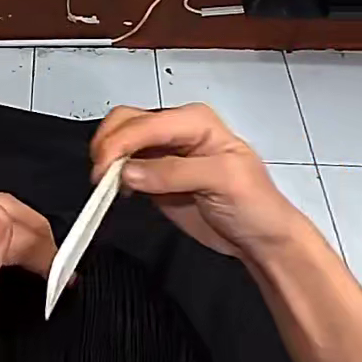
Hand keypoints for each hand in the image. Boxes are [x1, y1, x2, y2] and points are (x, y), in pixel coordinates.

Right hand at [90, 104, 313, 257]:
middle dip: (108, 144)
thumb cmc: (256, 206)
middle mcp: (175, 128)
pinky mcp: (152, 171)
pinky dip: (110, 172)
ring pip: (118, 138)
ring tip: (105, 183)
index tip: (104, 170)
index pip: (146, 123)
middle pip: (125, 121)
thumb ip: (174, 173)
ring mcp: (162, 149)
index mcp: (195, 121)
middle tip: (99, 175)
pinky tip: (115, 188)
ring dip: (106, 157)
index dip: (121, 143)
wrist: (261, 240)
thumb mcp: (224, 182)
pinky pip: (121, 163)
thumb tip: (129, 172)